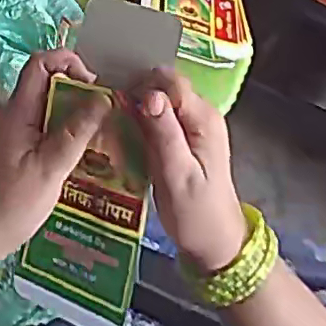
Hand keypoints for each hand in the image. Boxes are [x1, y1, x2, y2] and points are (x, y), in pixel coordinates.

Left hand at [0, 49, 110, 266]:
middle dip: (78, 89)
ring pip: (48, 104)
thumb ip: (76, 132)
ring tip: (99, 133)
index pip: (40, 63)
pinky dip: (65, 129)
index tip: (93, 84)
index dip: (68, 61)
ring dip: (74, 111)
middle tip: (103, 113)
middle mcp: (13, 112)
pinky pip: (44, 124)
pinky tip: (82, 151)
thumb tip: (103, 98)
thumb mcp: (50, 169)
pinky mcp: (17, 146)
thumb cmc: (11, 203)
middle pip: (47, 82)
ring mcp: (14, 129)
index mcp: (18, 110)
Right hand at [130, 68, 248, 273]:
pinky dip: (139, 120)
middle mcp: (200, 113)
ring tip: (112, 123)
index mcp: (203, 119)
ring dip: (135, 107)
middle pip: (163, 86)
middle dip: (136, 94)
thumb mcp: (177, 175)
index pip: (170, 82)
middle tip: (110, 114)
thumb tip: (150, 95)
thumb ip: (164, 133)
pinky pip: (157, 115)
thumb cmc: (196, 213)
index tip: (115, 101)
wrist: (214, 242)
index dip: (142, 86)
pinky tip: (123, 133)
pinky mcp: (182, 135)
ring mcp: (192, 124)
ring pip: (158, 98)